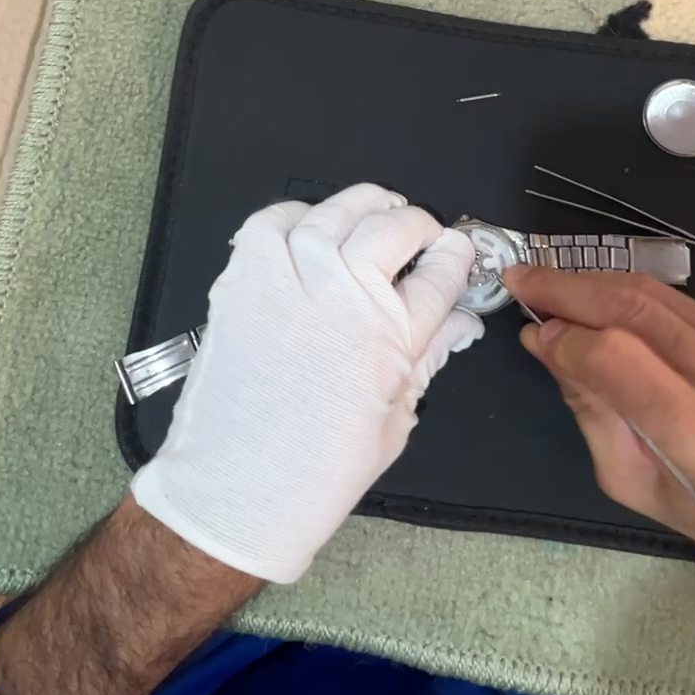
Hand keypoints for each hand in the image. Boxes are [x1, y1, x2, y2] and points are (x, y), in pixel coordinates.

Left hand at [131, 184, 484, 583]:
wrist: (236, 490)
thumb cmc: (317, 472)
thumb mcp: (394, 422)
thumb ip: (426, 359)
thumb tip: (458, 322)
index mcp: (392, 339)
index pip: (440, 276)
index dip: (455, 256)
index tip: (456, 249)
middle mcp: (345, 298)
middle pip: (393, 229)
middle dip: (417, 223)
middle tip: (420, 232)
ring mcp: (291, 281)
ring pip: (336, 212)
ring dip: (364, 204)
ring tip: (376, 209)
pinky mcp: (245, 279)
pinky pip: (271, 222)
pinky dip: (295, 215)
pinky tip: (308, 227)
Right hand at [505, 267, 694, 636]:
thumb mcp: (638, 484)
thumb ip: (590, 410)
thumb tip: (545, 344)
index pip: (617, 359)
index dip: (565, 339)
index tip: (531, 333)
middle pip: (634, 309)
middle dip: (568, 289)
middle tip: (521, 277)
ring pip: (655, 293)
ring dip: (593, 282)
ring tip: (549, 282)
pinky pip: (679, 302)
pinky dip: (630, 298)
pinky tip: (604, 304)